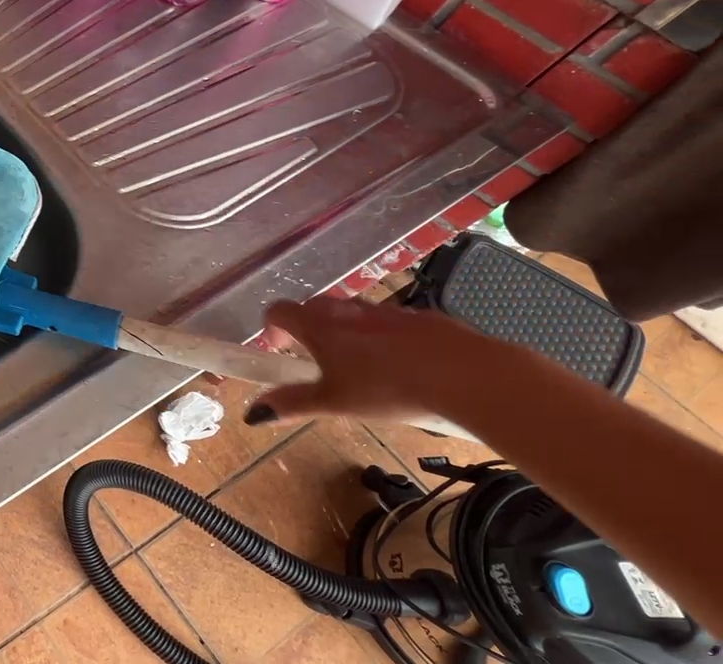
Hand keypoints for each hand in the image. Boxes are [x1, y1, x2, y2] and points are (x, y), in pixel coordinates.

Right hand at [248, 296, 499, 424]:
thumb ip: (293, 403)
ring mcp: (386, 310)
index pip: (278, 311)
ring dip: (348, 332)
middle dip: (308, 329)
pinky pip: (392, 323)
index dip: (272, 328)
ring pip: (354, 313)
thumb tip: (252, 414)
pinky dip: (387, 338)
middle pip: (314, 307)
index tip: (280, 351)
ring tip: (365, 367)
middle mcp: (346, 308)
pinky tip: (407, 367)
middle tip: (319, 361)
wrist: (469, 376)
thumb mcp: (336, 403)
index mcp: (318, 325)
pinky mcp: (422, 318)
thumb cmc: (389, 388)